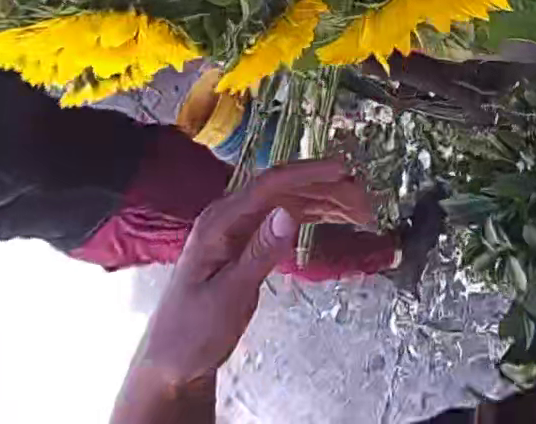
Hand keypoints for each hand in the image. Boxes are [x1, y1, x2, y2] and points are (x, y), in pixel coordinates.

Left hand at [130, 158, 376, 387]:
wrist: (170, 365)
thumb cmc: (192, 333)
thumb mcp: (227, 296)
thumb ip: (259, 253)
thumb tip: (290, 212)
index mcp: (220, 220)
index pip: (271, 183)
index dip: (309, 172)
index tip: (344, 170)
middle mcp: (233, 214)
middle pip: (289, 188)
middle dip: (329, 189)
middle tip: (365, 201)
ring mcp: (243, 225)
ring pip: (295, 200)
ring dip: (329, 201)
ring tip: (363, 211)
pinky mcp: (253, 239)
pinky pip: (292, 216)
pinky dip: (319, 214)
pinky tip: (341, 218)